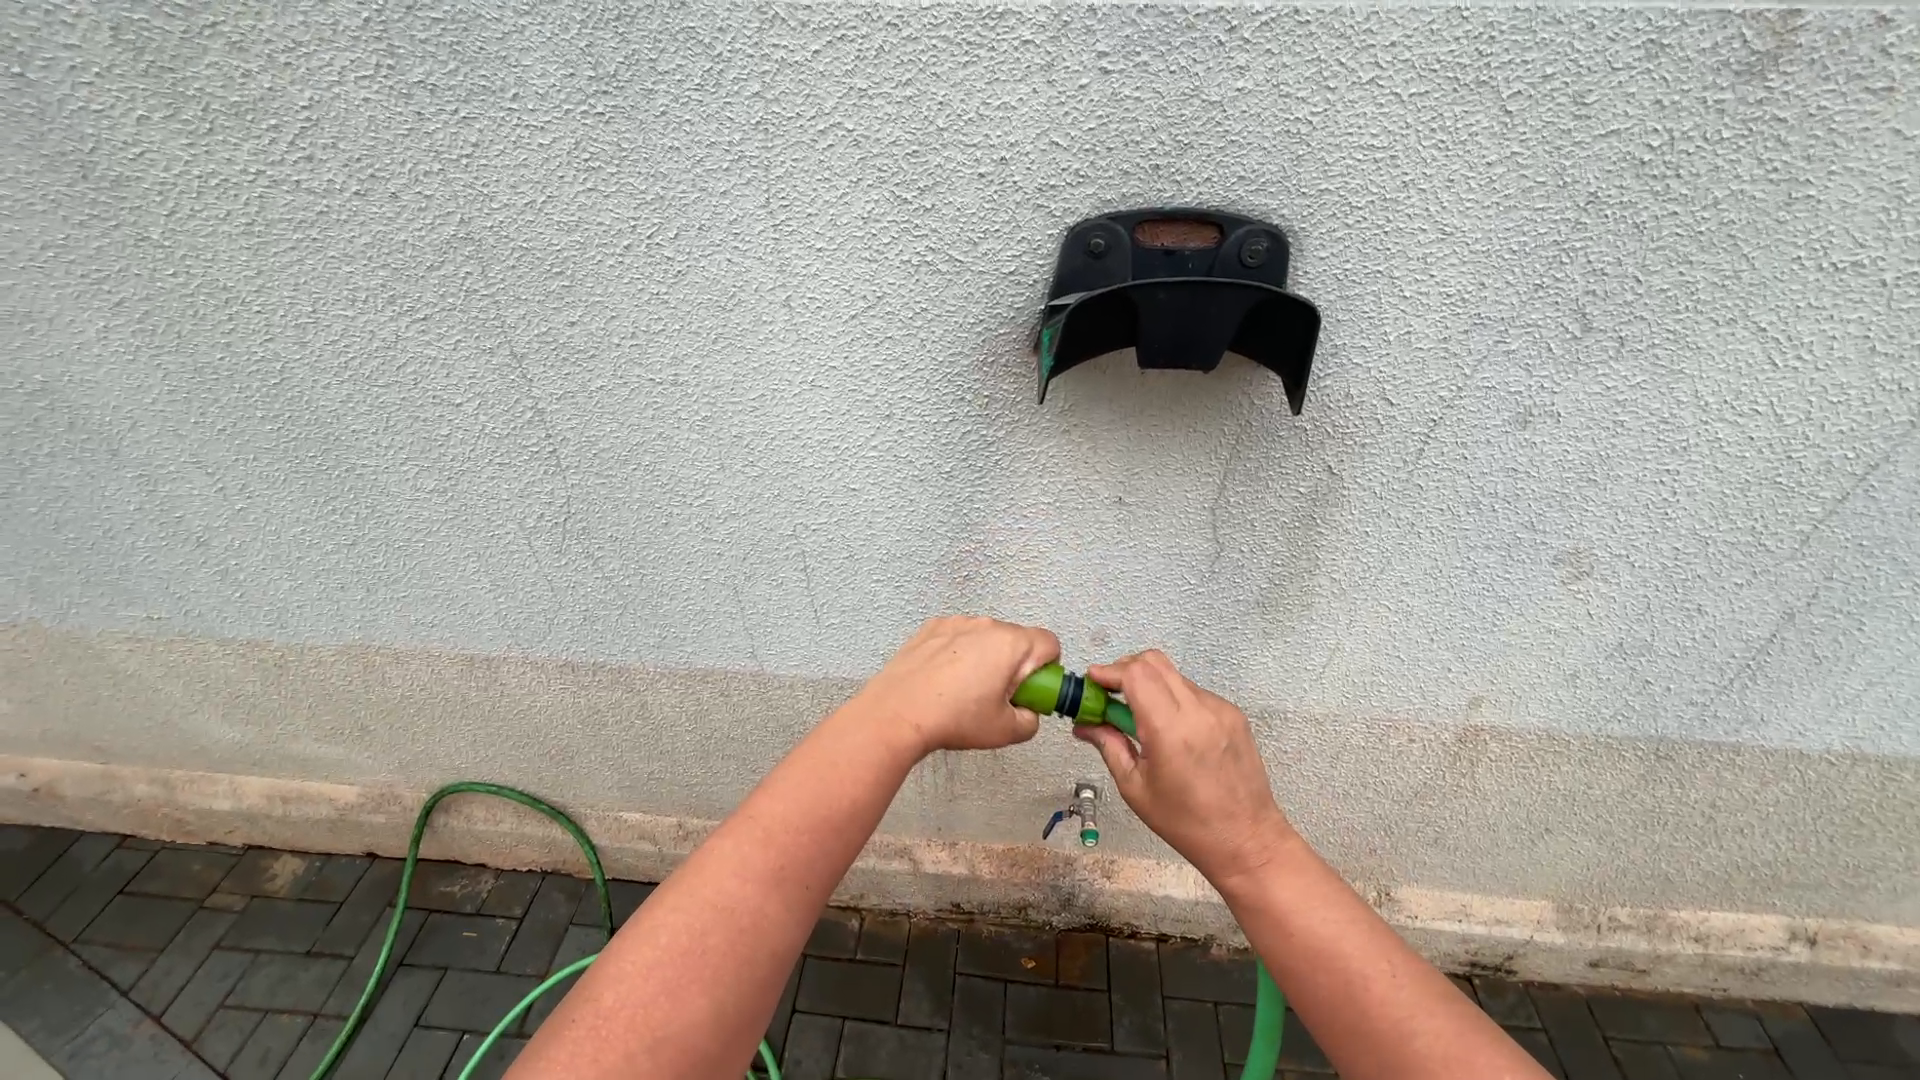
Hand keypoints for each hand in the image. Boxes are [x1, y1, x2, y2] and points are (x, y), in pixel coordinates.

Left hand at [855, 616, 1060, 754]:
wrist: (897, 713)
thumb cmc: (950, 718)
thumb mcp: (1006, 732)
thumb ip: (1032, 720)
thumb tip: (1028, 713)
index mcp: (1011, 644)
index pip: (1050, 643)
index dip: (1047, 669)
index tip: (1030, 691)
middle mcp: (985, 625)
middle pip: (1017, 639)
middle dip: (1015, 666)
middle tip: (997, 697)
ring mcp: (956, 624)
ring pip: (985, 638)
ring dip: (985, 659)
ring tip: (965, 692)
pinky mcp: (931, 629)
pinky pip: (957, 638)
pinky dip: (957, 655)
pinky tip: (944, 682)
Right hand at [1075, 650, 1295, 884]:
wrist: (1247, 840)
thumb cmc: (1186, 823)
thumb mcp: (1135, 788)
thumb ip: (1109, 745)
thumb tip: (1083, 724)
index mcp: (1170, 731)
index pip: (1135, 674)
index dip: (1109, 672)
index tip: (1093, 682)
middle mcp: (1198, 711)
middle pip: (1154, 661)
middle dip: (1125, 669)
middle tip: (1110, 694)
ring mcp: (1220, 709)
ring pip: (1174, 675)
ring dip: (1150, 685)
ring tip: (1139, 717)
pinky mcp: (1233, 715)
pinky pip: (1194, 692)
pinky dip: (1173, 699)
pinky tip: (1169, 730)